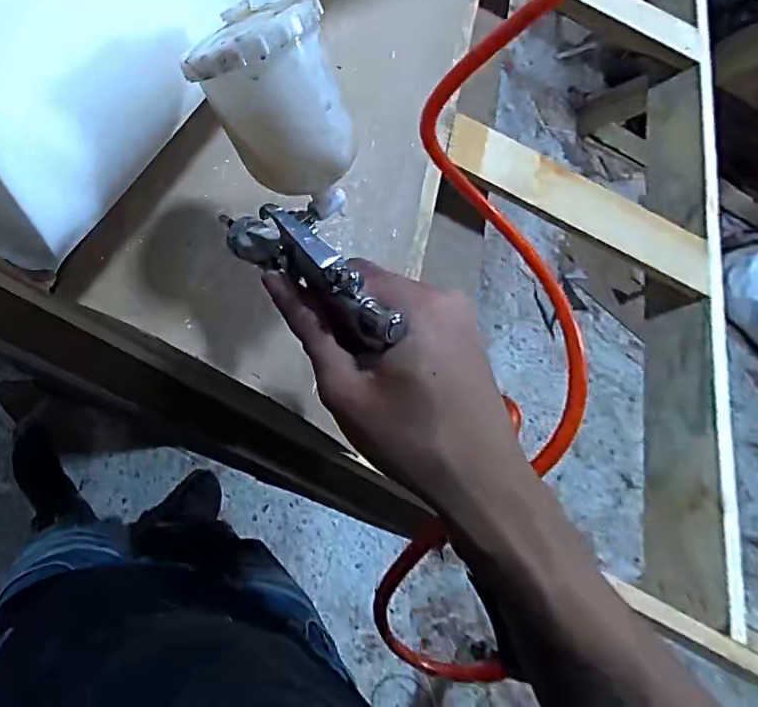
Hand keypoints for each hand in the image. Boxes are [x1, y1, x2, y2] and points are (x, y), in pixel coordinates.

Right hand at [263, 261, 529, 502]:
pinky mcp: (465, 331)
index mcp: (415, 302)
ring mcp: (458, 312)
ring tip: (362, 369)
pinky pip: (411, 314)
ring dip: (365, 322)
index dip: (317, 291)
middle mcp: (441, 294)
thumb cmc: (409, 440)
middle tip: (334, 356)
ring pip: (389, 299)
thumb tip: (273, 279)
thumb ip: (308, 328)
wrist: (484, 487)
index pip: (347, 269)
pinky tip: (389, 371)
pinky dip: (389, 331)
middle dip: (342, 311)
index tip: (305, 322)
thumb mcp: (345, 388)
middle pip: (370, 283)